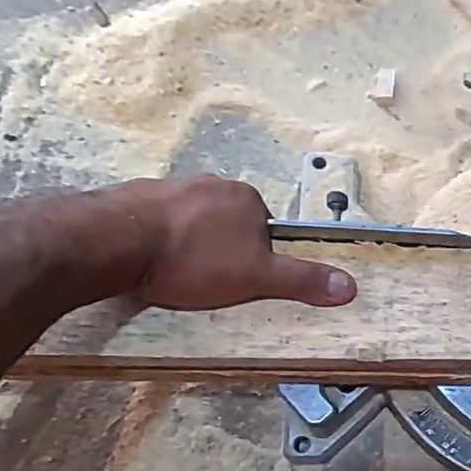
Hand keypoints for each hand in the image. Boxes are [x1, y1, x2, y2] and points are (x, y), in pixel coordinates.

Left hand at [103, 175, 356, 311]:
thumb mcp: (257, 277)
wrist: (120, 241)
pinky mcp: (139, 195)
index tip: (237, 280)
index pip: (263, 230)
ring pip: (194, 221)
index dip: (254, 259)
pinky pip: (161, 219)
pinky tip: (152, 258)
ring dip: (191, 244)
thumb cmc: (195, 260)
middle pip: (229, 224)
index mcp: (246, 198)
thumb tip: (350, 286)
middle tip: (207, 281)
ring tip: (177, 273)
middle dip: (222, 250)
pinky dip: (162, 237)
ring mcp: (174, 185)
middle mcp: (213, 183)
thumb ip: (302, 281)